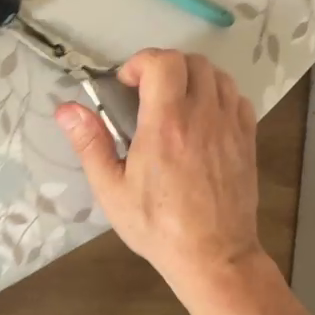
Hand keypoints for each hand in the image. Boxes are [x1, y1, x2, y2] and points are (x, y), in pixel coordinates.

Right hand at [55, 49, 264, 287]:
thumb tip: (66, 109)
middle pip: (191, 61)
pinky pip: (235, 97)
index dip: (140, 63)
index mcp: (165, 125)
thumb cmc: (156, 225)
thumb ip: (90, 144)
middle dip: (164, 67)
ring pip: (217, 75)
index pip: (162, 63)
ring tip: (172, 104)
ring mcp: (230, 125)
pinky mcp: (247, 138)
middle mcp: (202, 116)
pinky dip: (216, 95)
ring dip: (191, 78)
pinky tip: (200, 120)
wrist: (212, 253)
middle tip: (145, 93)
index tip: (126, 85)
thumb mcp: (111, 190)